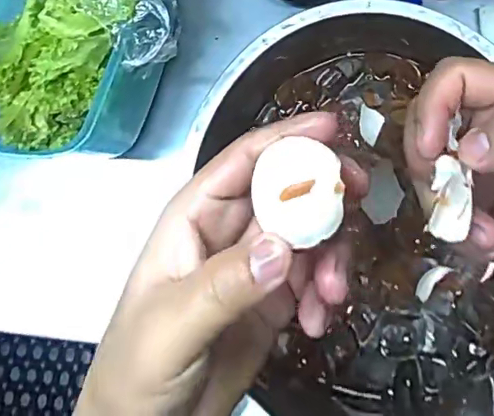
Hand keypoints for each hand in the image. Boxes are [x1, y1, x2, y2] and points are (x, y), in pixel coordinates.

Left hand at [78, 111, 367, 415]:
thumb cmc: (135, 366)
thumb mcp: (174, 321)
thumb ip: (226, 284)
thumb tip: (281, 246)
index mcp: (197, 213)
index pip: (246, 158)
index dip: (288, 136)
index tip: (331, 128)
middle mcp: (230, 228)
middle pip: (287, 187)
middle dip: (325, 189)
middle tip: (358, 196)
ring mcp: (254, 263)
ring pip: (309, 231)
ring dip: (331, 254)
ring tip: (330, 292)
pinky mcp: (273, 299)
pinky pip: (313, 277)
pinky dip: (325, 292)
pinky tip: (317, 320)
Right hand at [405, 58, 493, 305]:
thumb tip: (466, 148)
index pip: (453, 77)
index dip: (432, 105)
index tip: (429, 149)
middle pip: (431, 120)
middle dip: (426, 159)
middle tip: (440, 195)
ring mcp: (487, 164)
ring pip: (432, 166)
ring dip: (443, 202)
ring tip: (479, 234)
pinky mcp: (484, 203)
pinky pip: (446, 205)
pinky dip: (456, 228)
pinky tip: (487, 246)